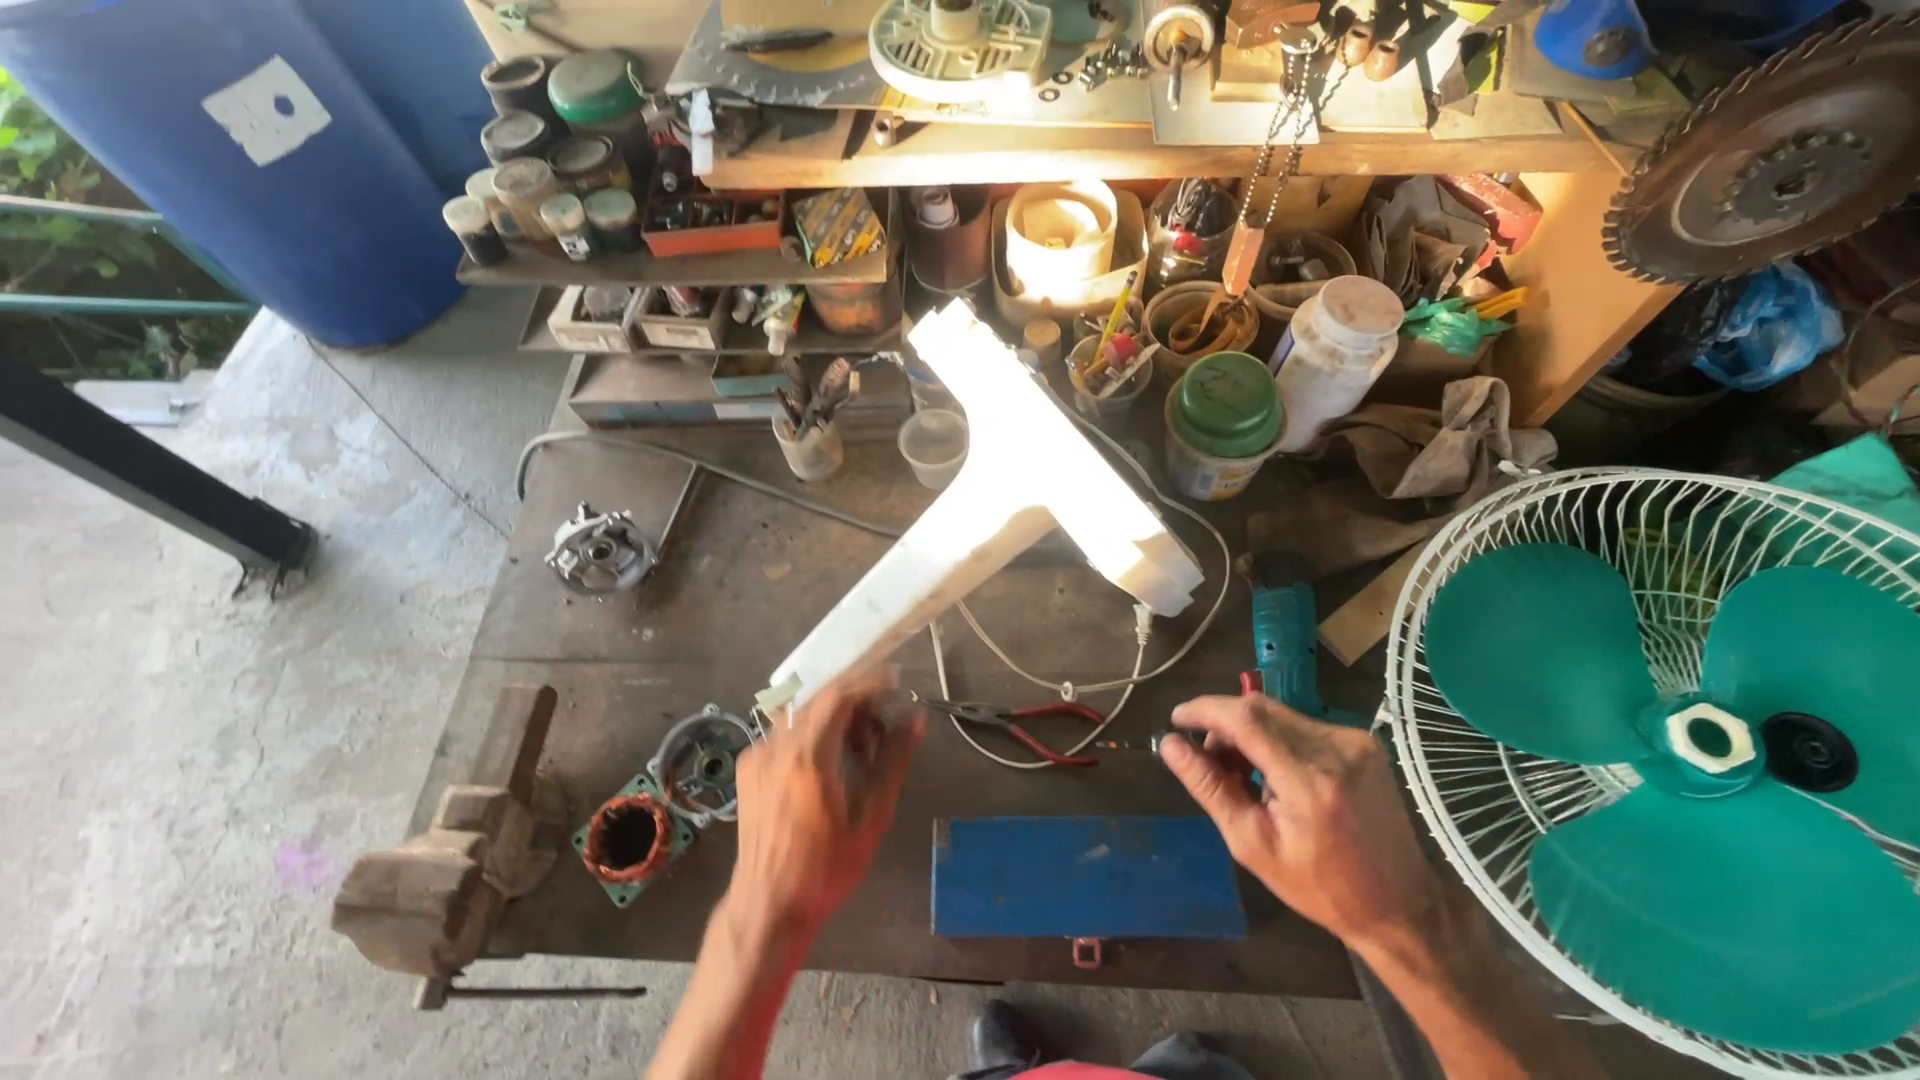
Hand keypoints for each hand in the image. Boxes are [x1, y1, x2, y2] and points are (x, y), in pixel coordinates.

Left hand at [727, 667, 925, 934]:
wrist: (768, 904)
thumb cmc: (826, 867)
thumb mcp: (871, 817)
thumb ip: (893, 762)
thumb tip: (916, 719)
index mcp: (808, 756)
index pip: (839, 696)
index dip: (869, 682)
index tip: (895, 683)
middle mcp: (777, 747)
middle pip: (819, 700)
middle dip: (856, 702)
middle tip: (884, 723)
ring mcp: (758, 757)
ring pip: (801, 715)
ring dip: (834, 718)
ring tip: (861, 749)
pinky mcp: (749, 770)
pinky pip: (785, 734)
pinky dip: (812, 734)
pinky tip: (829, 764)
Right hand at [1159, 694, 1441, 947]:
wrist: (1399, 904)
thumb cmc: (1318, 886)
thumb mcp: (1252, 844)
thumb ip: (1210, 788)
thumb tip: (1171, 746)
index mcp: (1308, 780)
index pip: (1246, 718)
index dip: (1204, 710)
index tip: (1176, 720)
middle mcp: (1336, 749)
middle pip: (1260, 709)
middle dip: (1223, 724)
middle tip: (1207, 758)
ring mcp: (1355, 741)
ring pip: (1279, 714)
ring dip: (1248, 731)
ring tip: (1241, 774)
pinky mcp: (1364, 742)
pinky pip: (1302, 724)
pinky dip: (1275, 738)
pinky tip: (1273, 773)